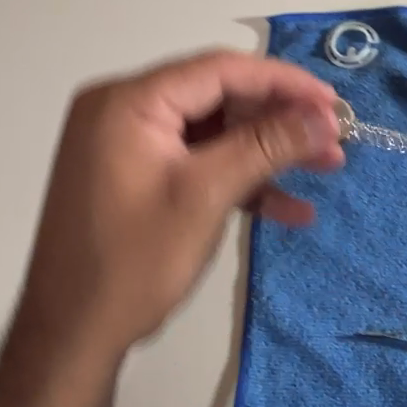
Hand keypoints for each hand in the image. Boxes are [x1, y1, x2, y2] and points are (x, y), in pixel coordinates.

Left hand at [19, 50, 341, 355]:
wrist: (72, 337)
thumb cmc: (134, 262)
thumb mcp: (206, 195)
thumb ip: (267, 145)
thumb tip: (326, 116)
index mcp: (129, 102)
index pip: (219, 70)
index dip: (283, 82)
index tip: (333, 103)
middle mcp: (125, 111)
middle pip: (220, 98)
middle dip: (281, 120)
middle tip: (334, 138)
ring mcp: (130, 146)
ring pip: (216, 133)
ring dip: (269, 152)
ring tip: (327, 167)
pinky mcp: (139, 177)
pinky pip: (199, 163)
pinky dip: (241, 179)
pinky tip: (289, 209)